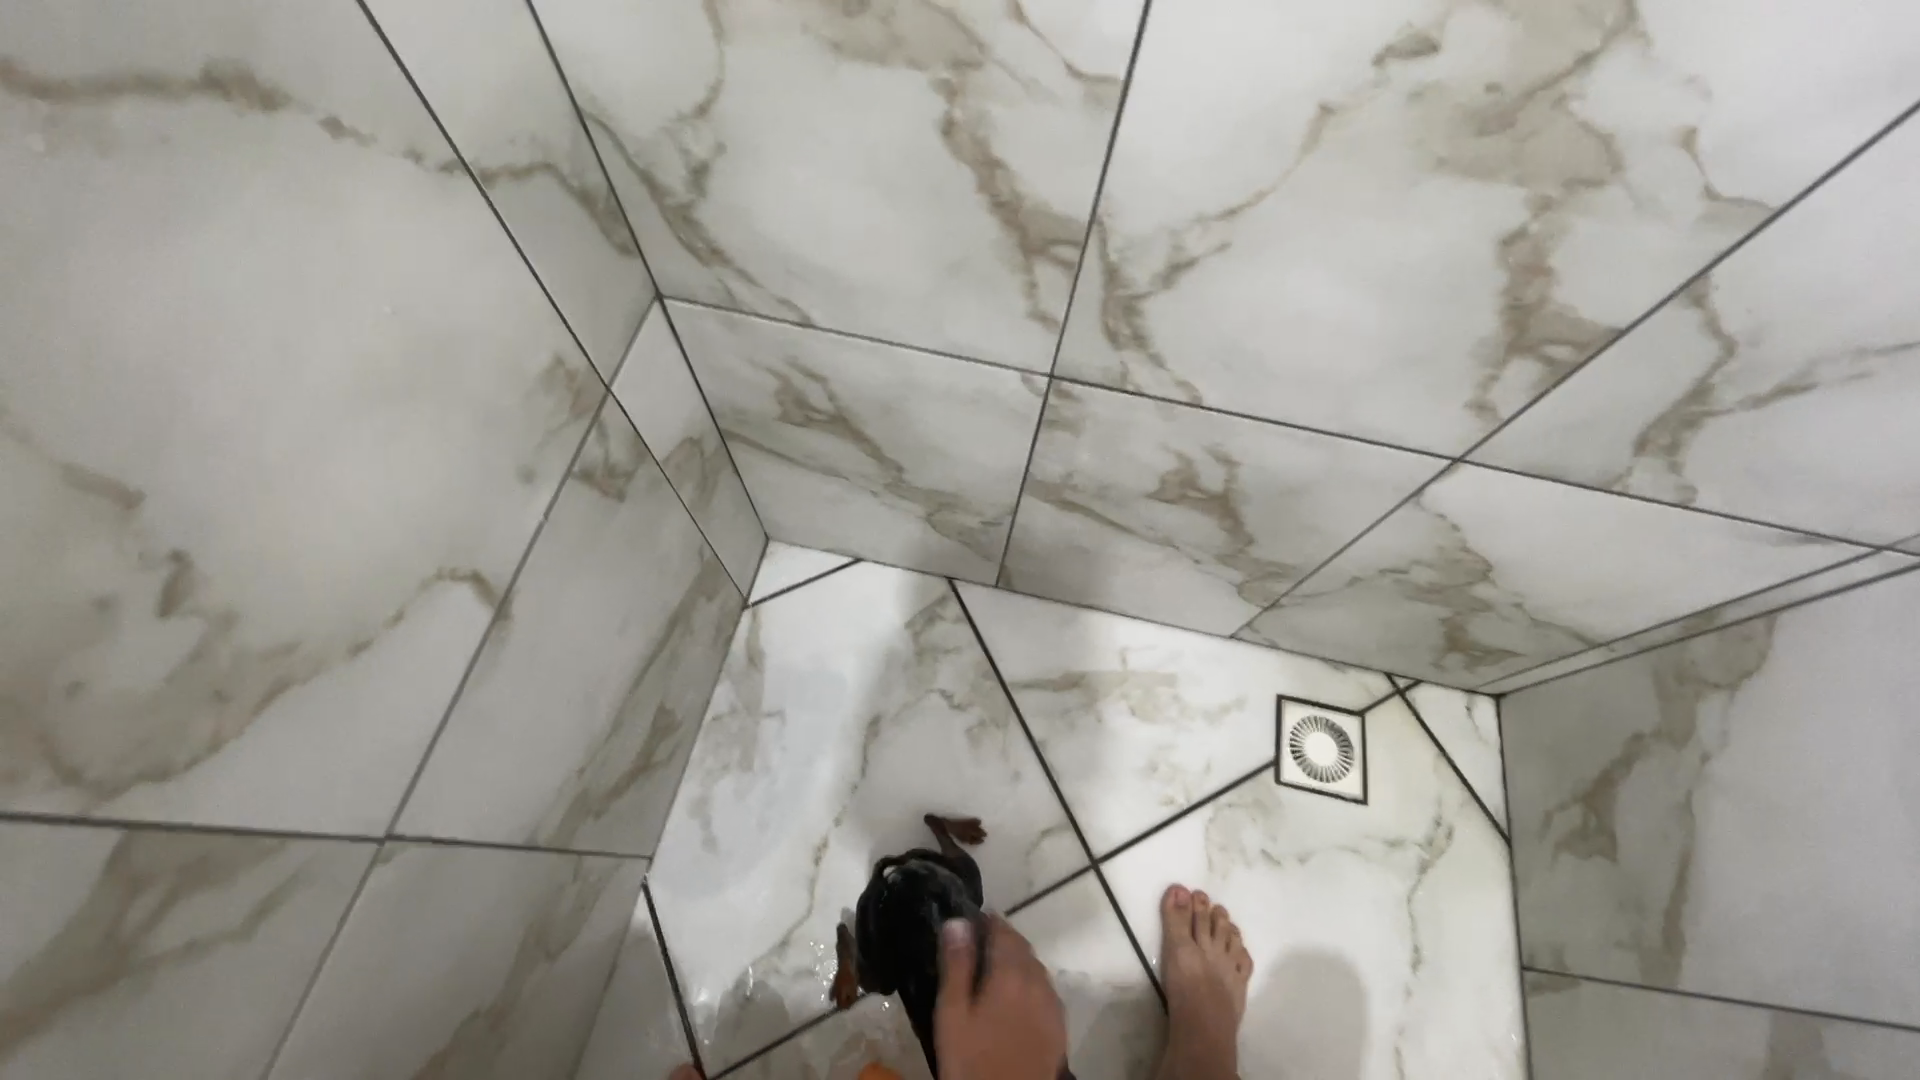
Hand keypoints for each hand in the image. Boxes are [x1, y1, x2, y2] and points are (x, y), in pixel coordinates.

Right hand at [933, 917, 1067, 1079]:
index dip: (986, 921)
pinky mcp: (1059, 1027)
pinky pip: (1045, 991)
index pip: (1002, 929)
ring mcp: (1052, 1004)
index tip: (970, 922)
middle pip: (1022, 946)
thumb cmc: (972, 1060)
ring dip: (1017, 960)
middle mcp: (1037, 980)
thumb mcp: (952, 1013)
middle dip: (1002, 939)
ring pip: (1035, 968)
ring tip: (993, 971)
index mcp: (1011, 972)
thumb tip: (957, 922)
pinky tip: (1015, 999)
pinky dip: (1030, 984)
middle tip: (978, 946)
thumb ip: (956, 964)